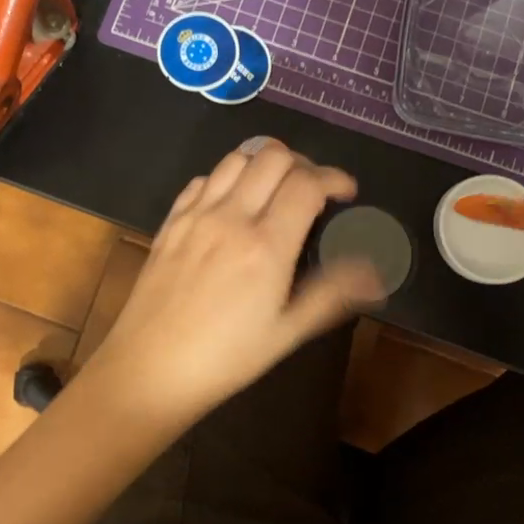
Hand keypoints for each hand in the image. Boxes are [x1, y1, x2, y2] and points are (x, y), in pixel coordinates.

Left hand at [84, 138, 386, 421]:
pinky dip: (226, 178)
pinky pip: (203, 178)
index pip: (307, 183)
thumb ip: (331, 293)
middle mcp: (231, 217)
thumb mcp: (286, 332)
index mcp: (266, 245)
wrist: (149, 367)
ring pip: (236, 157)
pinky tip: (232, 202)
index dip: (334, 178)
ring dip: (263, 163)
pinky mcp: (171, 220)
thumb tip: (374, 271)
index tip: (346, 191)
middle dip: (303, 164)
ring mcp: (196, 214)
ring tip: (275, 188)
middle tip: (312, 190)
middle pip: (273, 156)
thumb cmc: (225, 358)